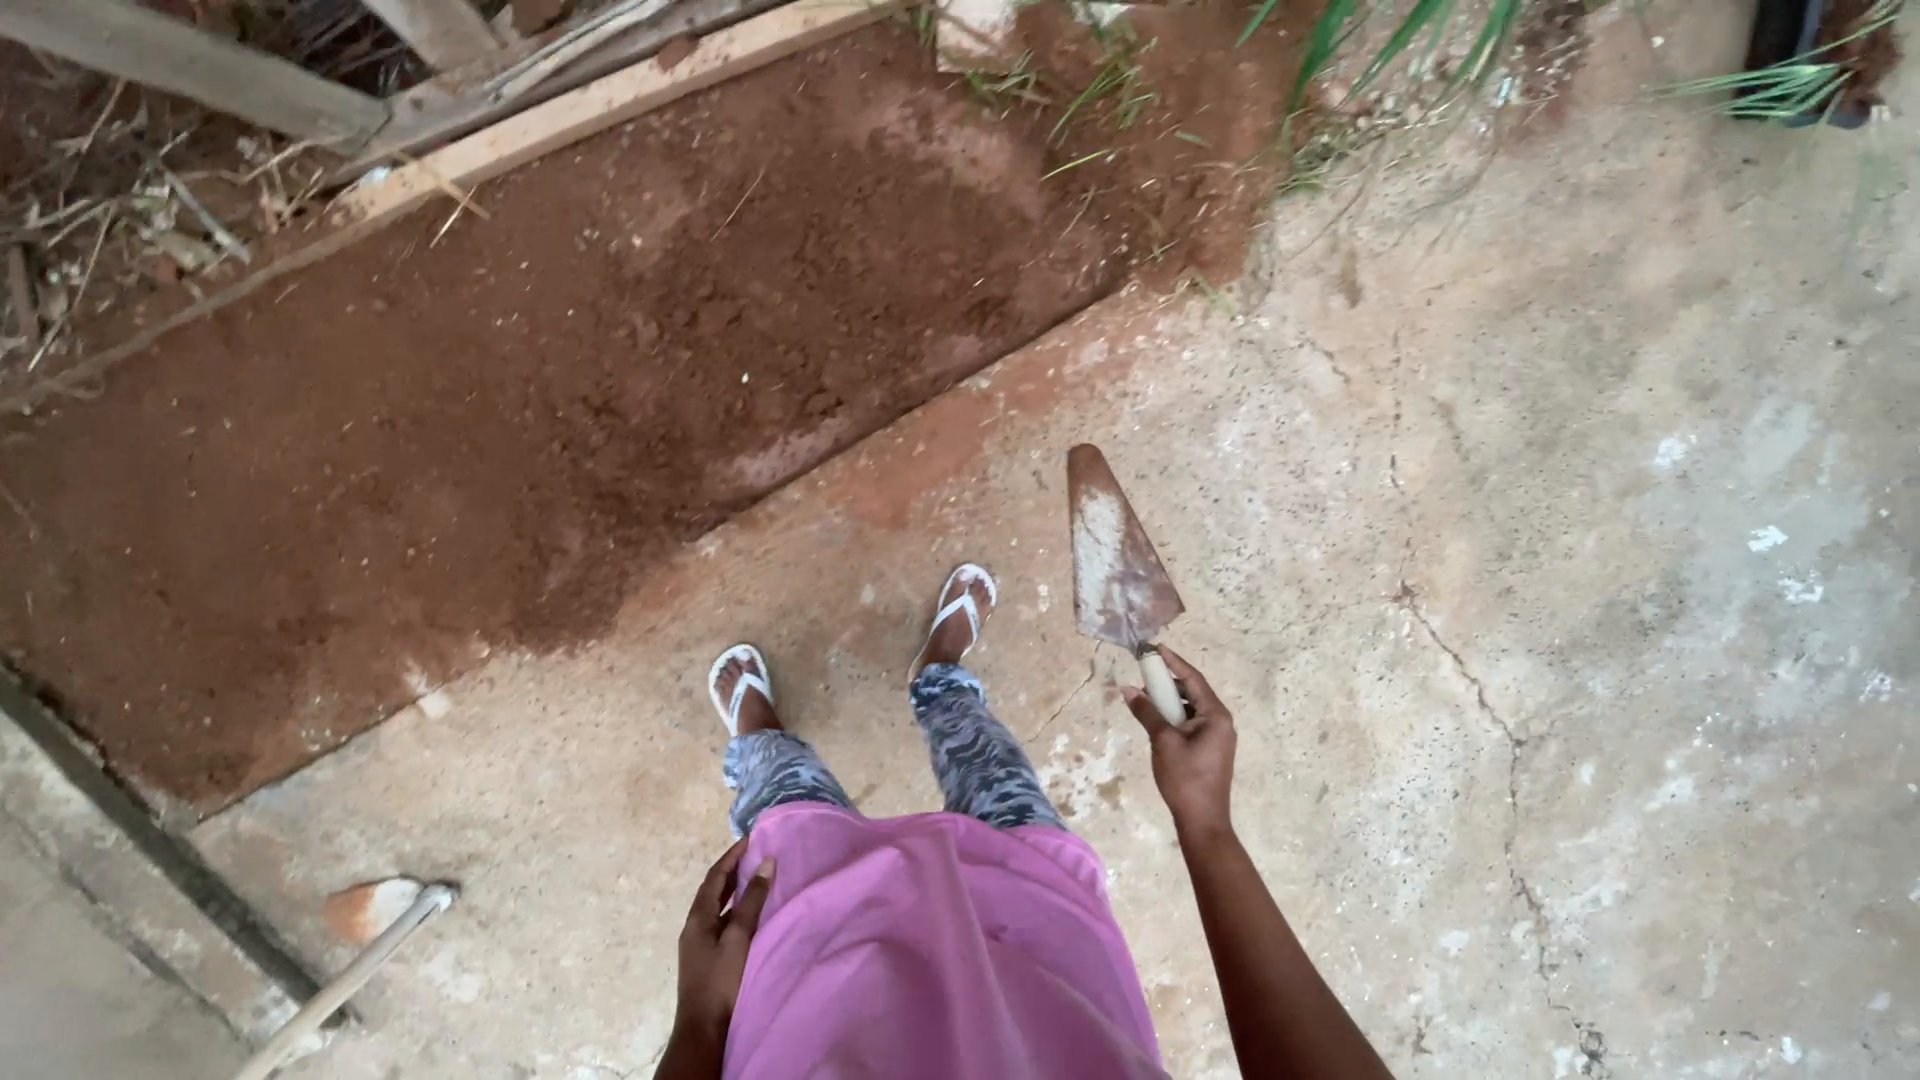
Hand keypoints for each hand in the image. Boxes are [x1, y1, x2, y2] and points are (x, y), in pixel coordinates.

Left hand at [673, 839, 775, 1039]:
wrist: (703, 1029)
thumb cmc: (721, 980)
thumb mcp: (739, 937)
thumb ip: (752, 901)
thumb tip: (765, 863)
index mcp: (697, 918)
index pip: (715, 876)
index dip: (732, 855)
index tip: (750, 837)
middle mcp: (694, 926)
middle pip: (713, 889)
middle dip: (732, 869)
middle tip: (755, 853)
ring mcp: (699, 943)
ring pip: (718, 906)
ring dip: (734, 889)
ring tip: (756, 876)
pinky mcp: (707, 957)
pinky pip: (722, 922)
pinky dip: (736, 909)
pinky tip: (751, 913)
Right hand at [1122, 645, 1236, 842]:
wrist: (1202, 821)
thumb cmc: (1185, 779)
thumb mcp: (1162, 741)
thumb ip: (1147, 712)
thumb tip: (1128, 689)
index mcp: (1215, 715)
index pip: (1193, 679)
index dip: (1174, 662)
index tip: (1155, 648)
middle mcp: (1220, 722)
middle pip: (1192, 692)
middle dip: (1167, 682)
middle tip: (1143, 674)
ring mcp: (1215, 737)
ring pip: (1189, 708)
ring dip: (1167, 701)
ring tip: (1144, 699)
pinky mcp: (1208, 749)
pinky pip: (1189, 723)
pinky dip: (1172, 717)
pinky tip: (1154, 721)